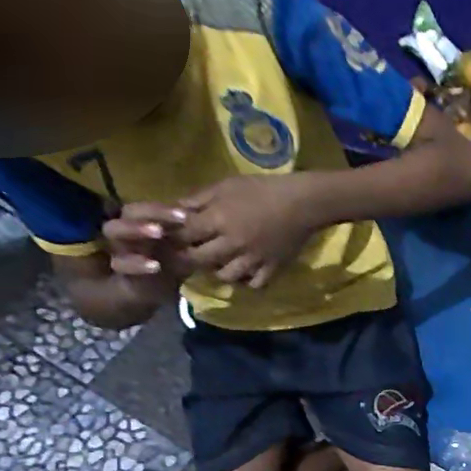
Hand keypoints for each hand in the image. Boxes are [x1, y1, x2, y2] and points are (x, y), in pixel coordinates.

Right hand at [100, 202, 189, 304]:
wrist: (153, 289)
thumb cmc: (172, 263)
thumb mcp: (184, 250)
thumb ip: (192, 237)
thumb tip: (215, 225)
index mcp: (145, 222)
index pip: (151, 206)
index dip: (164, 208)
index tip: (187, 214)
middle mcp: (129, 228)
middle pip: (129, 211)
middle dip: (152, 212)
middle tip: (180, 218)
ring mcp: (120, 245)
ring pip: (114, 230)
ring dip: (136, 229)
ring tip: (159, 232)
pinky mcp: (119, 266)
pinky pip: (120, 262)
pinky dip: (137, 263)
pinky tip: (154, 265)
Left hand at [179, 174, 319, 288]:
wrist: (301, 204)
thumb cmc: (262, 189)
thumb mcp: (225, 186)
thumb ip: (199, 199)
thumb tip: (176, 209)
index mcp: (218, 220)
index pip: (184, 234)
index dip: (173, 236)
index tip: (169, 236)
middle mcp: (233, 243)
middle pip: (200, 259)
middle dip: (189, 257)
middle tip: (188, 254)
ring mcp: (254, 258)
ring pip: (226, 276)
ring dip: (217, 271)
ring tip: (218, 264)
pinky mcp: (273, 267)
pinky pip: (256, 284)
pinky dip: (247, 281)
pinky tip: (245, 273)